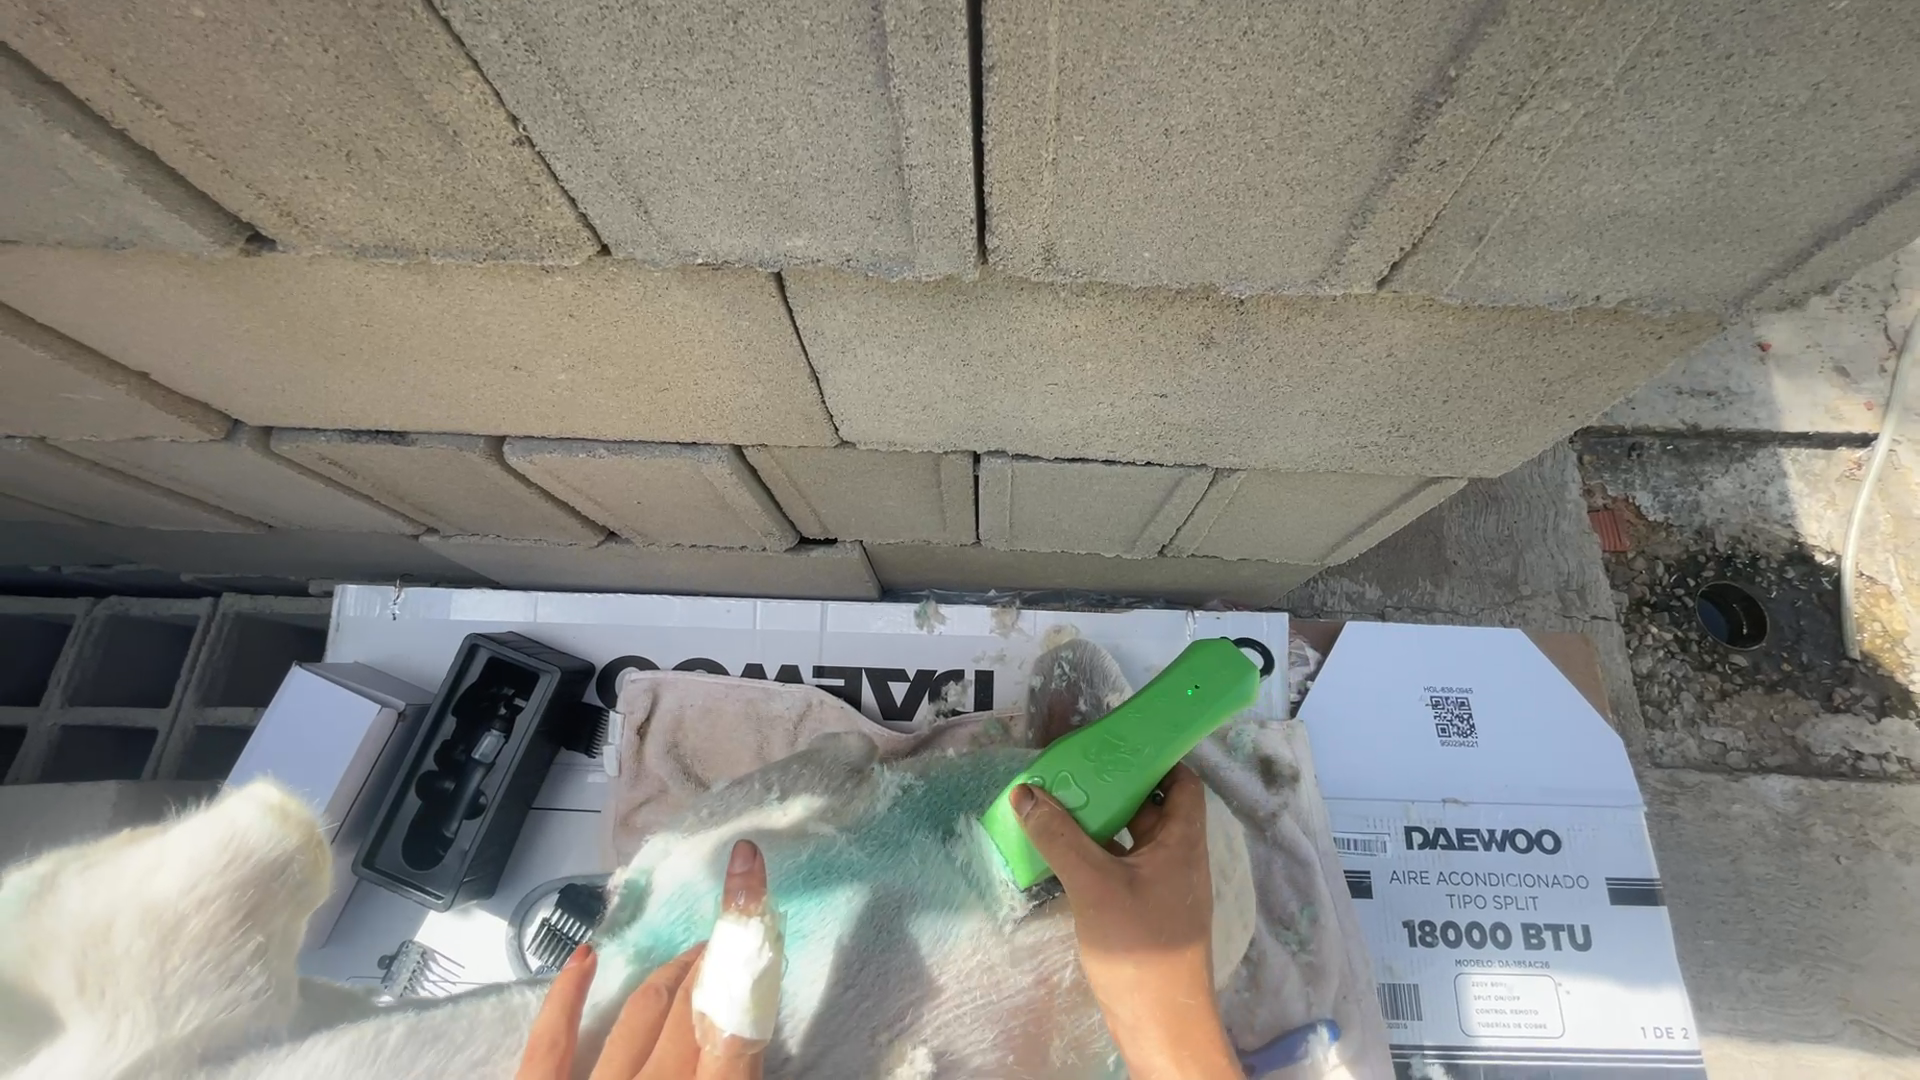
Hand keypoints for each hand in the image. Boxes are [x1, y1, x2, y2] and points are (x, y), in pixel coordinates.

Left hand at [517, 840, 776, 1079]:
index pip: (741, 1012)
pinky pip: (550, 1046)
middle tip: (730, 940)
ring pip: (641, 1009)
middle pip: (693, 1000)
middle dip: (715, 957)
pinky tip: (585, 958)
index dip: (747, 933)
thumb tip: (750, 1025)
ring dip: (669, 973)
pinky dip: (568, 997)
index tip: (749, 867)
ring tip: (689, 955)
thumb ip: (739, 1065)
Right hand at [1012, 763, 1240, 1079]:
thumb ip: (1058, 836)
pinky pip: (1119, 863)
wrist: (1160, 1029)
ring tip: (1059, 801)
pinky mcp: (1142, 909)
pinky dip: (1095, 850)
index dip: (1156, 758)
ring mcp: (1160, 885)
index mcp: (1182, 842)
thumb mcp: (1093, 884)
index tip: (1116, 745)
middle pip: (1150, 806)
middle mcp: (1176, 857)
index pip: (1182, 782)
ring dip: (1099, 819)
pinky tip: (1061, 848)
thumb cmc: (1139, 947)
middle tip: (1073, 770)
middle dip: (1114, 786)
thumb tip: (1026, 793)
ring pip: (1130, 836)